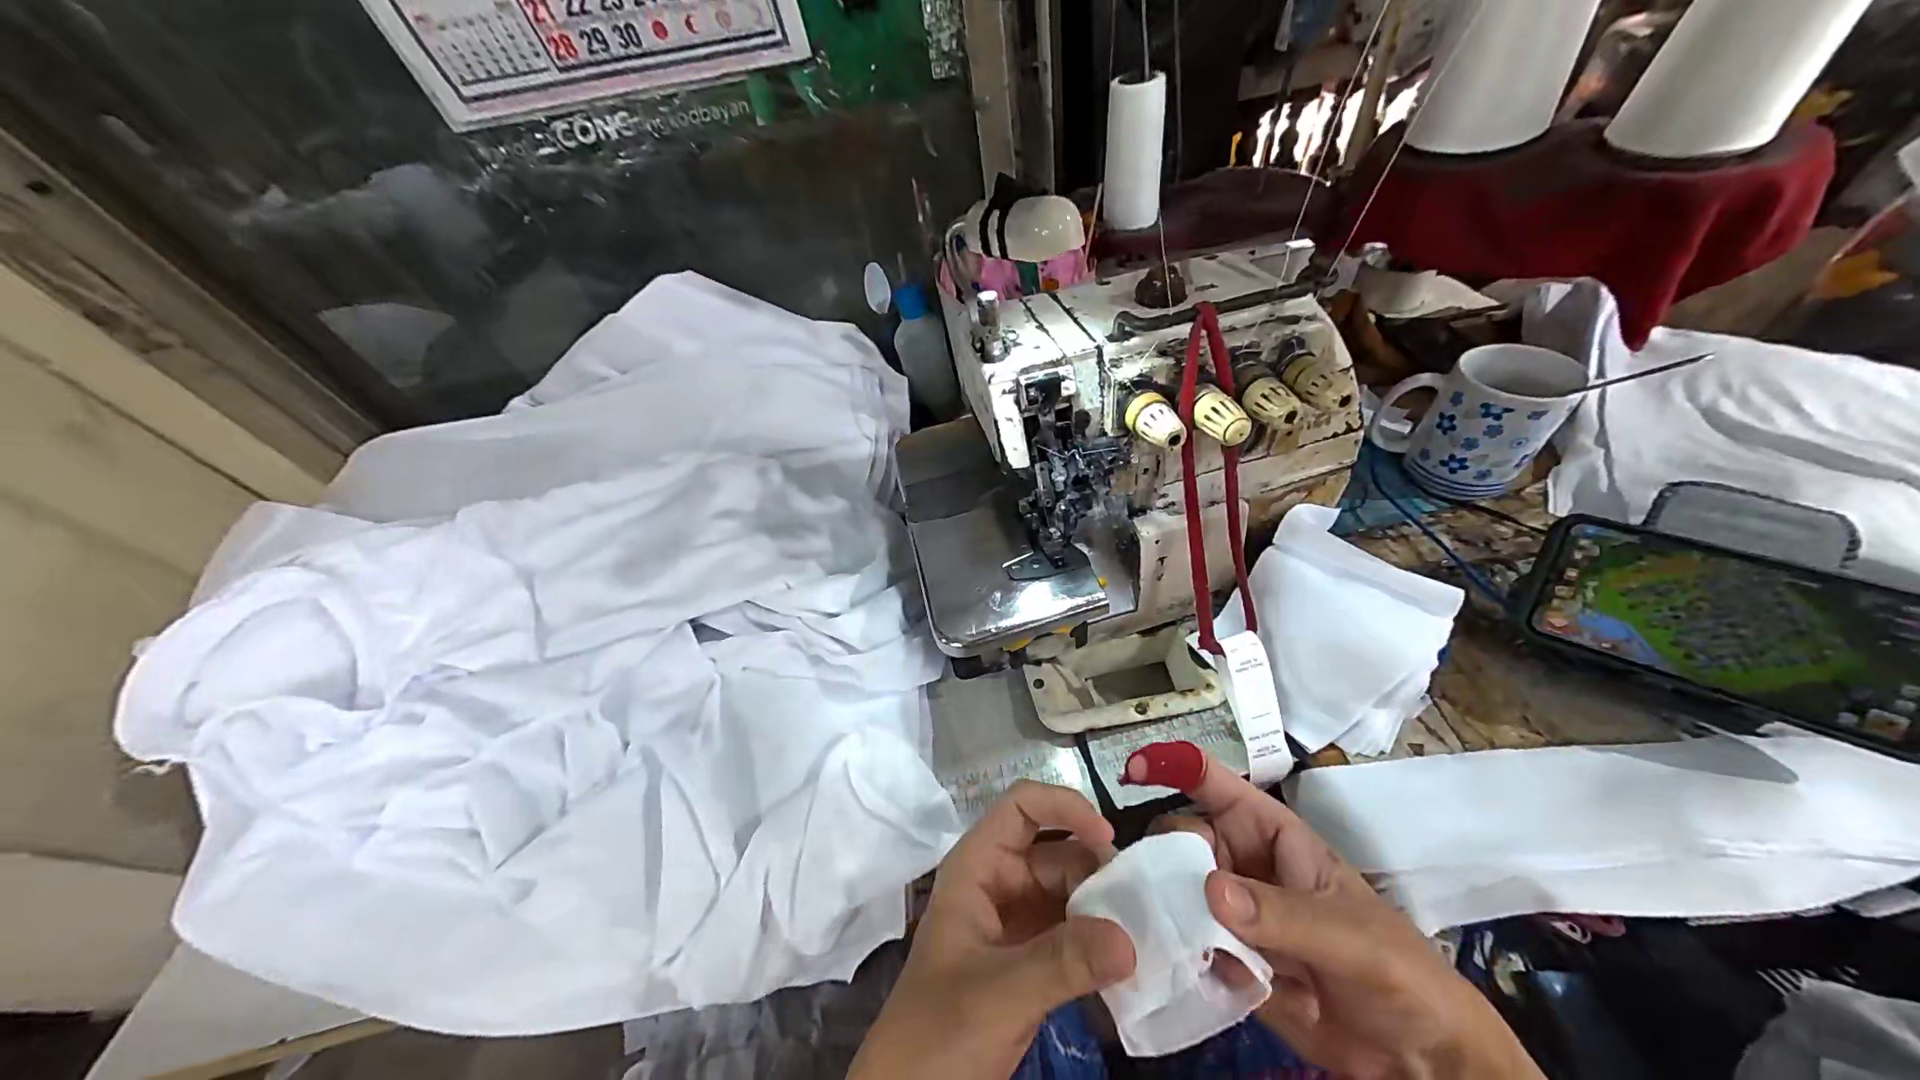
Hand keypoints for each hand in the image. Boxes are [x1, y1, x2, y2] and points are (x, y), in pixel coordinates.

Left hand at [849, 781, 1136, 1079]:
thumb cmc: (937, 1029)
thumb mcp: (997, 991)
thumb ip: (1060, 963)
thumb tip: (1129, 938)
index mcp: (978, 867)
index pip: (1022, 807)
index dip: (1064, 807)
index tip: (1107, 838)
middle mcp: (1000, 883)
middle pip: (1059, 851)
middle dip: (1099, 869)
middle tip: (1143, 905)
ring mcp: (1018, 921)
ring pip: (1072, 892)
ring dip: (1107, 908)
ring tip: (1149, 932)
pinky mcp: (1034, 958)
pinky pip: (1076, 932)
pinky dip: (1102, 941)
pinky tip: (1133, 959)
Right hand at [1133, 744, 1543, 1079]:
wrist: (1418, 1060)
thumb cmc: (1398, 972)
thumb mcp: (1348, 936)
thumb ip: (1281, 914)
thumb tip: (1209, 888)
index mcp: (1273, 837)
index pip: (1218, 786)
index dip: (1175, 767)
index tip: (1132, 770)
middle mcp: (1243, 867)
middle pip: (1182, 840)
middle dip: (1162, 855)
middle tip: (1152, 887)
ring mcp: (1233, 915)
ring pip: (1175, 890)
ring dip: (1159, 904)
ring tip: (1145, 925)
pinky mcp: (1226, 962)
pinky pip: (1185, 943)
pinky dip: (1172, 950)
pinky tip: (1165, 964)